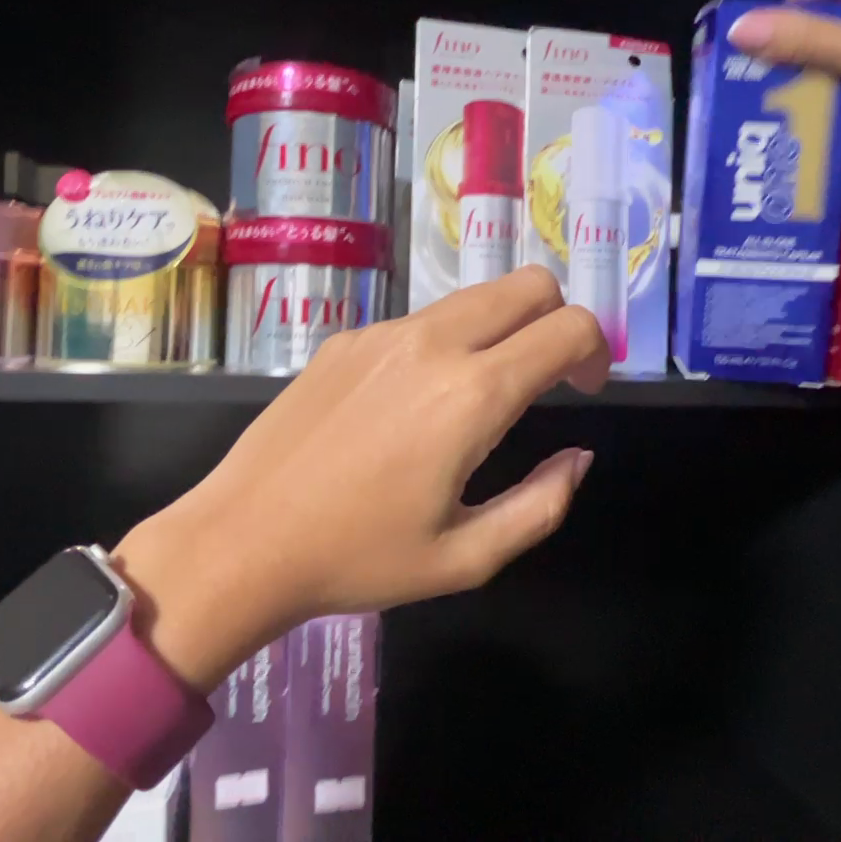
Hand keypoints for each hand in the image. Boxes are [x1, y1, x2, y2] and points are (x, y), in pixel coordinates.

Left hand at [114, 266, 608, 686]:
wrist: (242, 538)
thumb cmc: (359, 557)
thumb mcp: (467, 558)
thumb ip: (542, 504)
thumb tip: (577, 457)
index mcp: (473, 394)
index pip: (570, 327)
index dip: (597, 352)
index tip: (585, 390)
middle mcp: (434, 343)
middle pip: (529, 283)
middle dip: (558, 319)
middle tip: (547, 377)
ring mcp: (385, 332)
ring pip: (474, 296)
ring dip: (502, 328)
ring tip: (480, 393)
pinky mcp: (348, 337)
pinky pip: (421, 319)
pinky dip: (447, 341)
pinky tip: (412, 403)